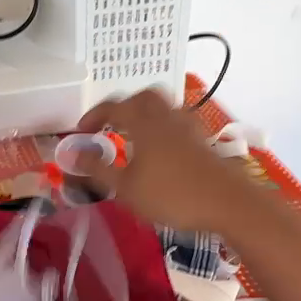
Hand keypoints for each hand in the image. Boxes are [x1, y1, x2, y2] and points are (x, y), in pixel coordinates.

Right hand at [78, 89, 259, 233]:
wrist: (228, 203)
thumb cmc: (171, 195)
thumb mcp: (126, 188)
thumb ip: (97, 169)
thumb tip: (71, 152)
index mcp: (144, 124)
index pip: (114, 107)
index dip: (94, 115)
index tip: (81, 131)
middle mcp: (167, 118)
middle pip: (144, 96)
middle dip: (125, 106)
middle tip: (112, 125)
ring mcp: (189, 128)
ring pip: (165, 107)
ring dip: (147, 115)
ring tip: (136, 136)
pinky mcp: (203, 141)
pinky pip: (180, 123)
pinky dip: (165, 128)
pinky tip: (162, 150)